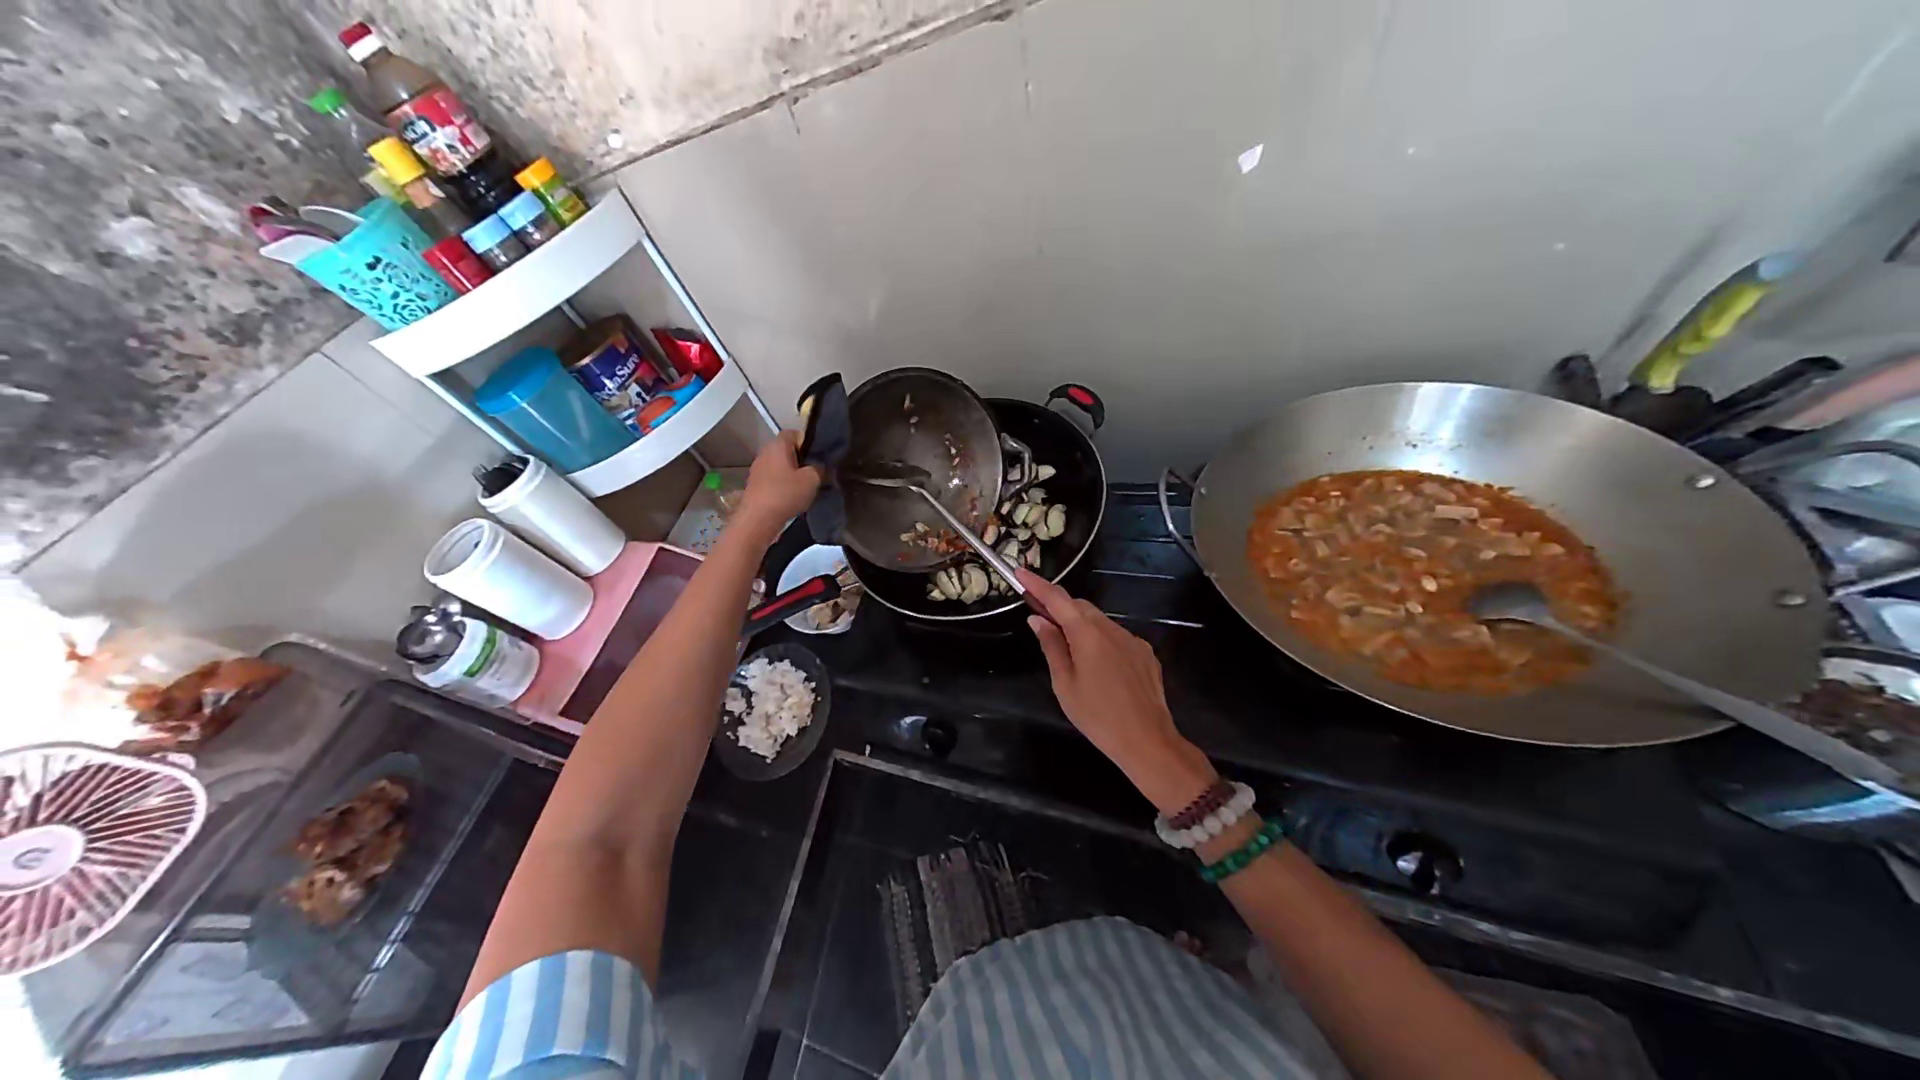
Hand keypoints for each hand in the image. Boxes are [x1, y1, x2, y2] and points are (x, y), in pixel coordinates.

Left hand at [738, 431, 821, 533]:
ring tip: (804, 486)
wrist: (758, 519)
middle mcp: (765, 452)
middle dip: (800, 459)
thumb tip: (818, 466)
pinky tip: (791, 497)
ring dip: (791, 473)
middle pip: (786, 450)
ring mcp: (757, 469)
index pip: (793, 433)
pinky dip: (782, 484)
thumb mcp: (812, 480)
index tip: (818, 455)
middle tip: (814, 471)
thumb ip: (819, 468)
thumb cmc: (785, 494)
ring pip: (779, 465)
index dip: (807, 441)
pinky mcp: (755, 485)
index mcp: (777, 445)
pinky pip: (773, 478)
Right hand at [1019, 570, 1216, 814]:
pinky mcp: (1145, 653)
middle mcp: (1111, 628)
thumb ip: (1051, 646)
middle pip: (1080, 607)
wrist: (1147, 740)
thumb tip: (1038, 620)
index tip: (1020, 571)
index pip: (1057, 599)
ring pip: (1099, 621)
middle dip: (1058, 606)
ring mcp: (1132, 639)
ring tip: (1066, 647)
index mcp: (1087, 634)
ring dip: (1080, 625)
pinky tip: (1097, 666)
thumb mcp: (1064, 684)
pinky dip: (1100, 640)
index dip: (1037, 584)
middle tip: (1038, 617)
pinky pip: (1116, 637)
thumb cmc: (1097, 716)